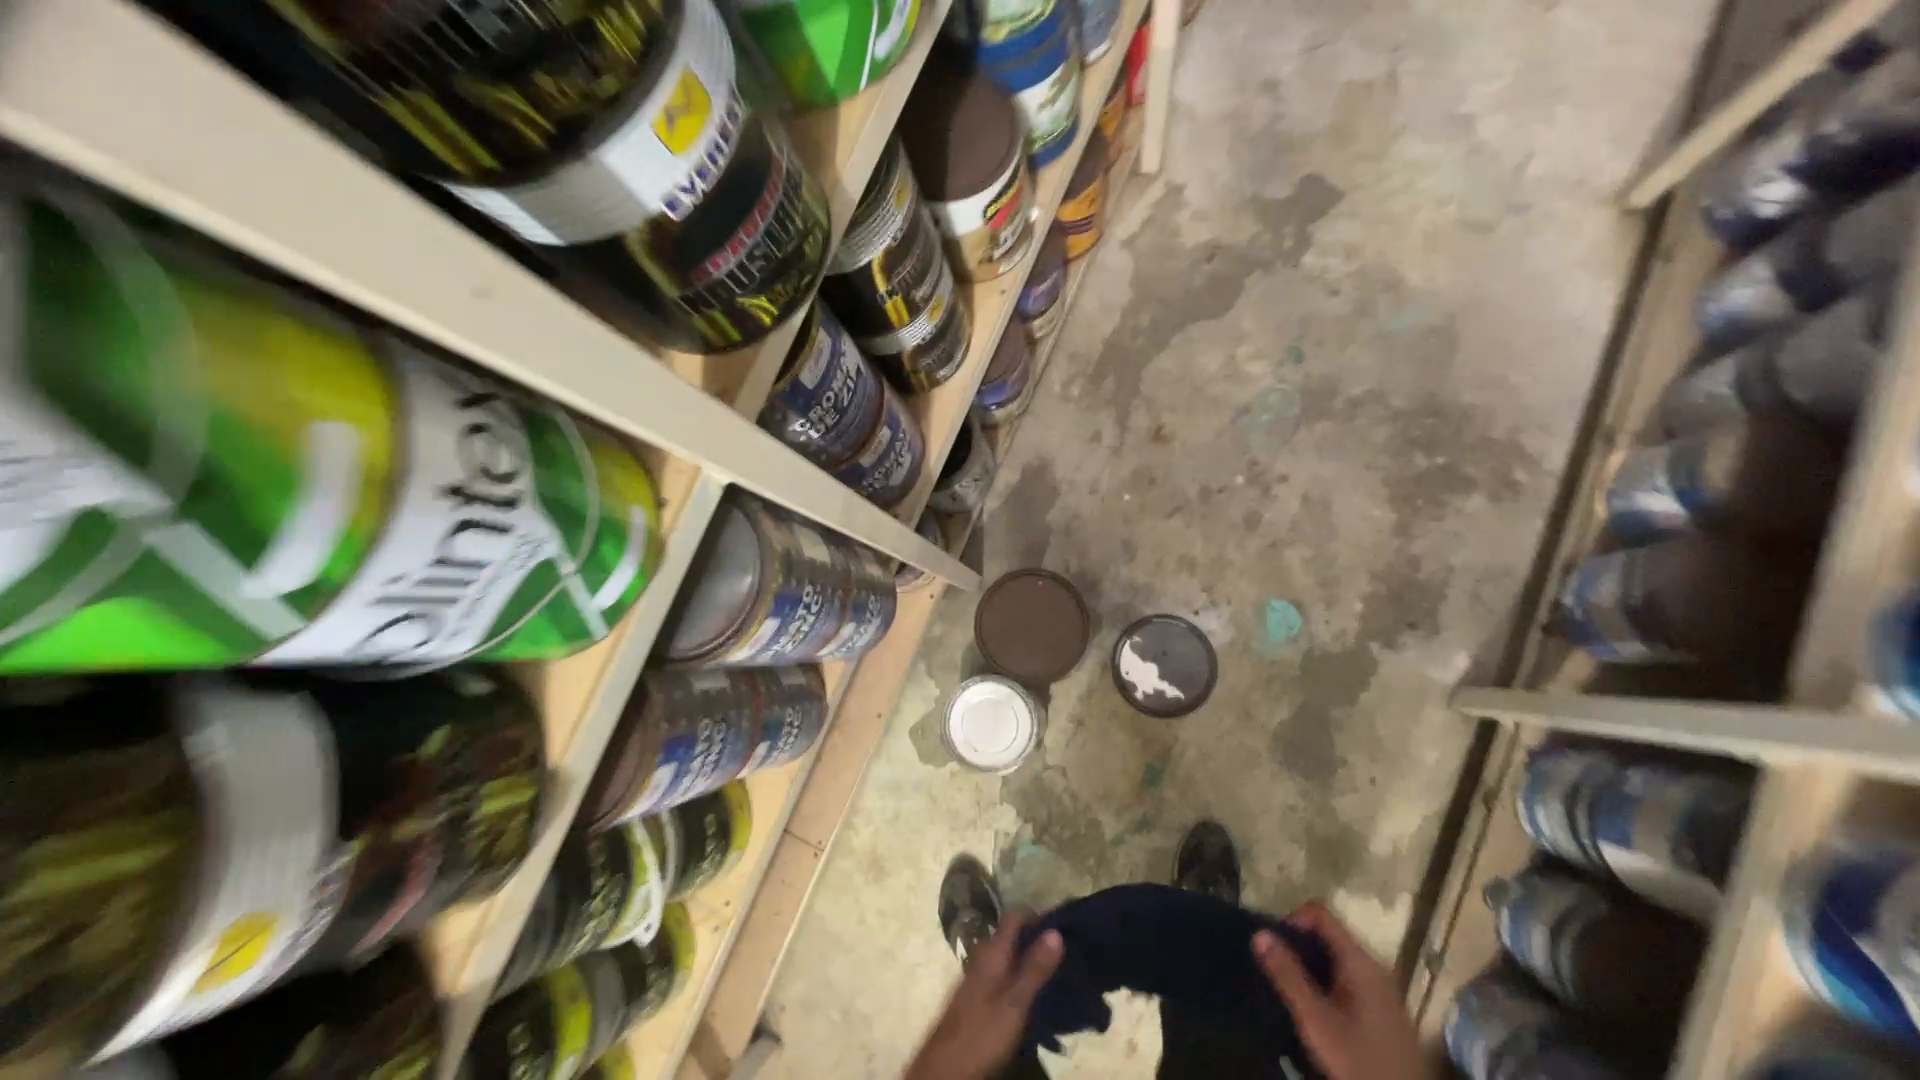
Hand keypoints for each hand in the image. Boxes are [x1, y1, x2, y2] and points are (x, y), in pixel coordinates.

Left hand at [904, 912, 1063, 1079]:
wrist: (945, 1069)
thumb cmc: (981, 1033)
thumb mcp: (1014, 1003)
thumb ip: (1034, 968)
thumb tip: (1056, 930)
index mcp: (991, 953)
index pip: (1015, 917)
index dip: (1039, 916)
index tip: (1065, 925)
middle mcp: (982, 958)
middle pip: (1012, 936)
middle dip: (1037, 938)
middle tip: (1067, 950)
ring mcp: (977, 978)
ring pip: (1008, 956)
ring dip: (1030, 959)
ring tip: (1058, 970)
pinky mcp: (977, 997)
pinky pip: (1003, 975)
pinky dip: (1020, 976)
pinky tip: (1035, 993)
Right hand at [1252, 901, 1428, 1079]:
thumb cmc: (1359, 1062)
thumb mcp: (1316, 1020)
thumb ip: (1288, 975)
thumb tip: (1260, 933)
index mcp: (1360, 962)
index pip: (1320, 913)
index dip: (1291, 921)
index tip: (1272, 949)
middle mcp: (1374, 966)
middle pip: (1328, 934)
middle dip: (1297, 946)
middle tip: (1275, 973)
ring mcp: (1381, 987)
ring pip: (1336, 958)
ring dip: (1309, 966)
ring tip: (1290, 992)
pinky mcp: (1382, 1008)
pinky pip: (1347, 978)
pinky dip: (1325, 982)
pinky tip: (1315, 1011)